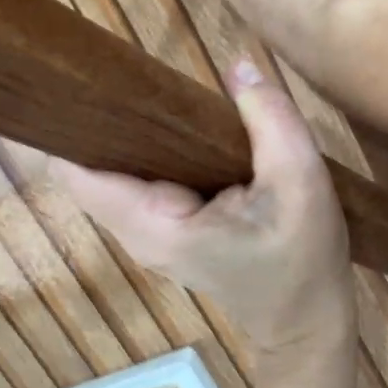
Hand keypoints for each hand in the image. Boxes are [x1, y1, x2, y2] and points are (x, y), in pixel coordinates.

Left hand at [52, 58, 355, 362]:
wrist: (310, 321)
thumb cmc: (304, 258)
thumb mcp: (300, 180)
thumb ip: (270, 118)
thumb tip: (238, 66)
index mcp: (156, 226)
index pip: (77, 170)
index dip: (77, 121)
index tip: (93, 75)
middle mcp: (138, 232)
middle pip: (95, 164)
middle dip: (111, 115)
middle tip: (140, 68)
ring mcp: (151, 234)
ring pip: (121, 170)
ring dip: (136, 131)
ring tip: (160, 88)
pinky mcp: (170, 230)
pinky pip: (144, 180)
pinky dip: (157, 149)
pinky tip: (181, 123)